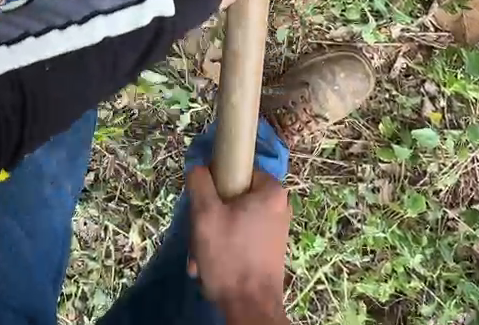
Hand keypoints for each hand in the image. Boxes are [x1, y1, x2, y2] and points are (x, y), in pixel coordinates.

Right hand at [186, 165, 289, 323]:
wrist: (250, 310)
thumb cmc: (230, 256)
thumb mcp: (205, 213)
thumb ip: (199, 181)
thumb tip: (199, 168)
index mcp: (271, 191)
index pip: (238, 168)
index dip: (216, 182)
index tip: (204, 201)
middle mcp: (279, 207)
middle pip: (233, 196)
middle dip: (210, 216)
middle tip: (199, 234)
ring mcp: (275, 230)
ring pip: (234, 219)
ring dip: (213, 235)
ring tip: (200, 256)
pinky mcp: (269, 251)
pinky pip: (241, 237)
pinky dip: (224, 248)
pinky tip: (210, 266)